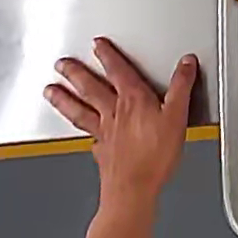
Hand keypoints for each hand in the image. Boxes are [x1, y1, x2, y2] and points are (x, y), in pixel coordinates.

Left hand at [46, 40, 197, 207]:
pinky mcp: (102, 153)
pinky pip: (88, 136)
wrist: (133, 193)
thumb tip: (186, 63)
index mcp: (133, 100)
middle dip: (75, 74)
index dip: (108, 55)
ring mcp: (105, 133)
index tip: (97, 44)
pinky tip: (82, 134)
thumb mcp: (177, 115)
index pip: (117, 71)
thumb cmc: (155, 156)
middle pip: (91, 88)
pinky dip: (83, 131)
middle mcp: (114, 114)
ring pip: (80, 110)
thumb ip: (181, 86)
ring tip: (50, 90)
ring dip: (64, 99)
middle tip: (61, 63)